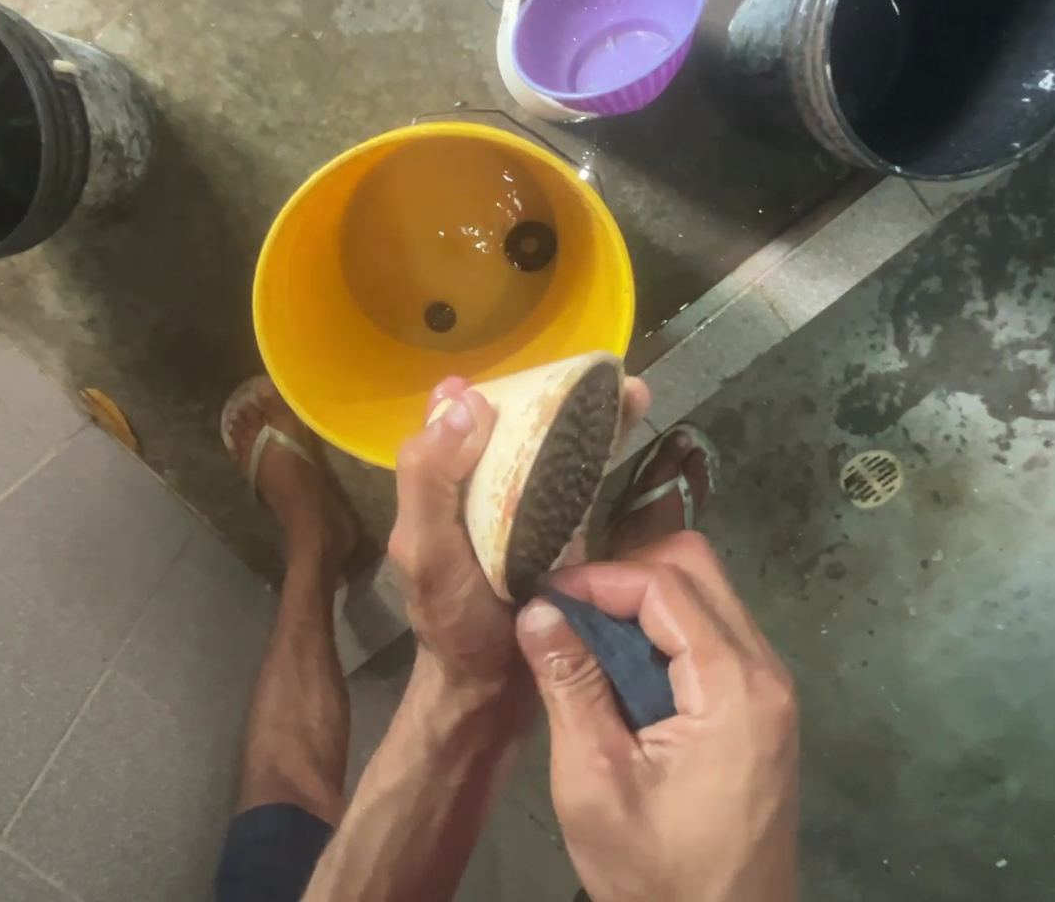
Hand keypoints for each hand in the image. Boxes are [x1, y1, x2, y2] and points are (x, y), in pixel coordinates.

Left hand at [388, 375, 650, 699]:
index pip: (454, 418)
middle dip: (547, 391)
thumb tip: (464, 401)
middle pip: (512, 422)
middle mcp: (482, 482)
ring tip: (622, 387)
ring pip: (552, 440)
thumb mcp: (425, 549)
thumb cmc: (453, 616)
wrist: (498, 682)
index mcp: (442, 481)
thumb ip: (429, 479)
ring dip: (584, 410)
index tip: (521, 373)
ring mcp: (525, 499)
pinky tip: (630, 422)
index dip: (482, 390)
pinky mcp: (563, 520)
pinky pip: (581, 472)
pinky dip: (604, 445)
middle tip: (589, 372)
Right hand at [515, 532, 799, 901]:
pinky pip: (710, 624)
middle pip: (696, 567)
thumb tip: (535, 607)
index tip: (547, 596)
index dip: (600, 577)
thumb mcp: (596, 783)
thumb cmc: (657, 873)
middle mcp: (765, 670)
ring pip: (705, 589)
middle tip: (571, 606)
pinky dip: (661, 620)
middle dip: (626, 571)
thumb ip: (569, 685)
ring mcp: (768, 683)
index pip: (665, 584)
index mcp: (734, 689)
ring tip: (587, 627)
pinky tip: (621, 654)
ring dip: (642, 593)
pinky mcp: (758, 699)